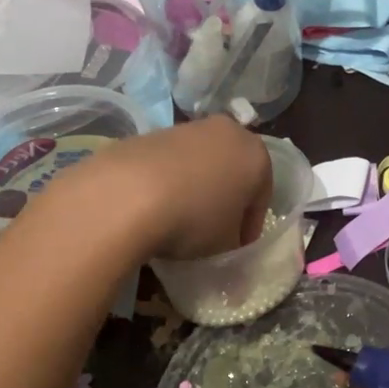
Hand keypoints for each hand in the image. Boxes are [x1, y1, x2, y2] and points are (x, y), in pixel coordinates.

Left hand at [59, 116, 273, 260]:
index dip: (250, 225)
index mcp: (257, 156)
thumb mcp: (223, 246)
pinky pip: (170, 162)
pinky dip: (167, 181)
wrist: (126, 195)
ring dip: (196, 187)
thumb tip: (230, 258)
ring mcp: (189, 129)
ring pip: (202, 162)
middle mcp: (229, 133)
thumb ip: (233, 245)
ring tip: (177, 220)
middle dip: (226, 198)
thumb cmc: (193, 219)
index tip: (237, 248)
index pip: (262, 195)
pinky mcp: (152, 133)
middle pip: (234, 170)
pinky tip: (152, 207)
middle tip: (212, 230)